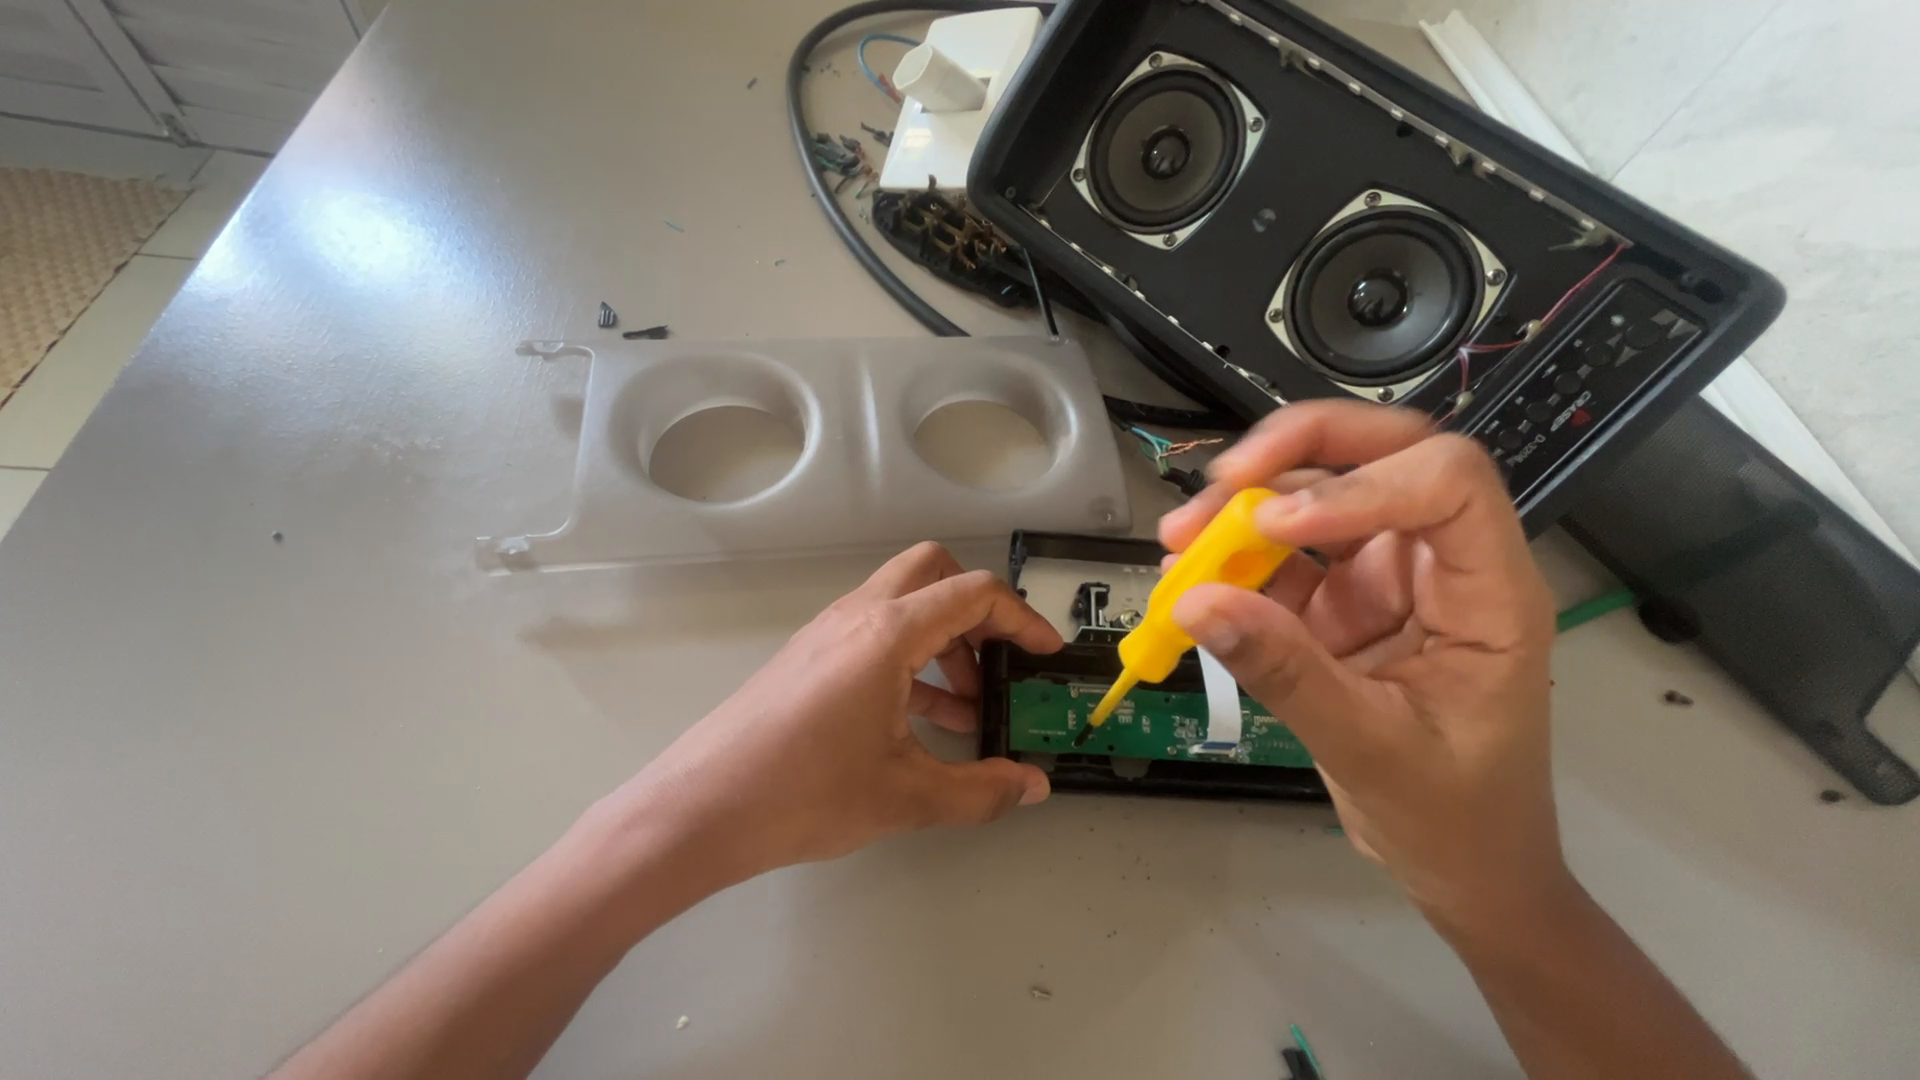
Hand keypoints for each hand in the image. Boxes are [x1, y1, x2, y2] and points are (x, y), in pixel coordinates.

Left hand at [619, 543, 1060, 885]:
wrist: (698, 809)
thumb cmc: (804, 794)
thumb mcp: (906, 797)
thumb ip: (981, 790)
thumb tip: (1034, 788)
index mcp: (887, 633)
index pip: (973, 593)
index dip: (1022, 618)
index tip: (1045, 654)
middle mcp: (858, 616)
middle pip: (934, 571)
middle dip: (979, 609)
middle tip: (1001, 662)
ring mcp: (827, 633)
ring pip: (903, 605)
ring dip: (945, 640)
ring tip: (969, 709)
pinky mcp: (809, 657)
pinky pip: (875, 636)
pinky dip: (911, 661)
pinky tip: (923, 720)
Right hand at [1159, 402, 1565, 925]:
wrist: (1459, 865)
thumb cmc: (1455, 818)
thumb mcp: (1372, 750)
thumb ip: (1287, 674)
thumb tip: (1195, 602)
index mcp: (1489, 592)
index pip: (1448, 483)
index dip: (1362, 486)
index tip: (1275, 526)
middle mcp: (1437, 564)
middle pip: (1385, 454)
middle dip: (1300, 450)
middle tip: (1226, 476)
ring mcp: (1383, 578)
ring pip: (1321, 494)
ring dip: (1248, 502)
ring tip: (1180, 534)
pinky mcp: (1337, 602)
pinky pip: (1280, 556)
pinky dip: (1231, 555)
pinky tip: (1186, 568)